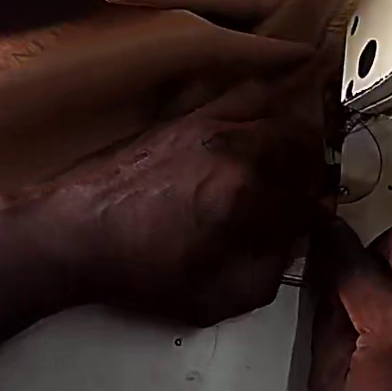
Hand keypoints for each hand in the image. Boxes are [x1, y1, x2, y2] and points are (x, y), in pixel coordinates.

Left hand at [30, 66, 329, 325]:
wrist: (75, 233)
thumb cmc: (137, 268)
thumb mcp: (214, 298)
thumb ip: (267, 273)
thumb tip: (290, 246)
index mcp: (244, 193)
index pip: (307, 200)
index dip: (315, 217)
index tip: (311, 227)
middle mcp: (231, 146)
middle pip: (302, 142)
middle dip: (313, 171)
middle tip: (305, 194)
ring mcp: (205, 122)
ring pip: (275, 108)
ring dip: (291, 135)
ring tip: (285, 162)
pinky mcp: (181, 115)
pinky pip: (233, 92)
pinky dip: (255, 104)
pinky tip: (251, 127)